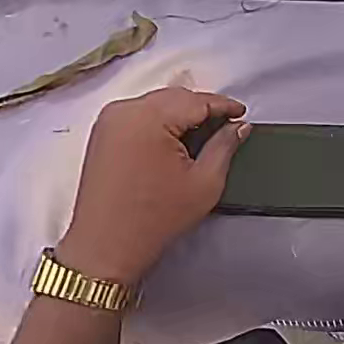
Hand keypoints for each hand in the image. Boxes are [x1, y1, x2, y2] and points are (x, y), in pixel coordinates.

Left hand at [56, 88, 248, 284]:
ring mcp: (109, 121)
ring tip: (204, 132)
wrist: (107, 246)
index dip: (223, 106)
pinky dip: (160, 120)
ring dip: (181, 113)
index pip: (196, 101)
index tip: (241, 113)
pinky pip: (138, 115)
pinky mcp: (102, 134)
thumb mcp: (204, 182)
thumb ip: (225, 146)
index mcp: (149, 118)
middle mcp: (124, 111)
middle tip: (227, 124)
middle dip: (202, 107)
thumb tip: (238, 127)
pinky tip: (177, 139)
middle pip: (174, 97)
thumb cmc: (154, 219)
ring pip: (156, 103)